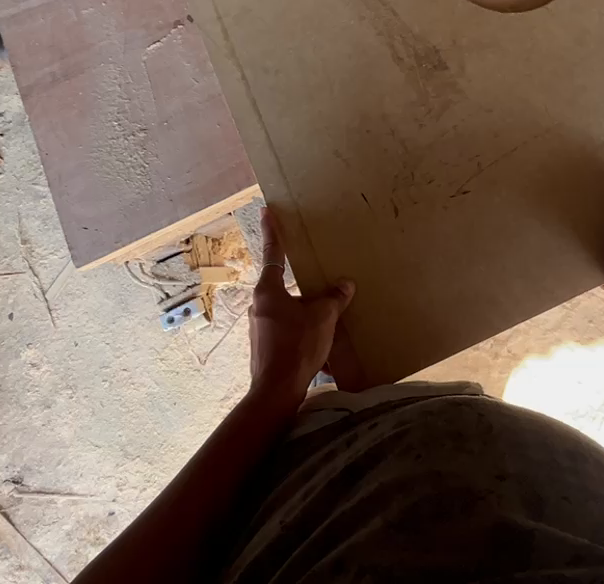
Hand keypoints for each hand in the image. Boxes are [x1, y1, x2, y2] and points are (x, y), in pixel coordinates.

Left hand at [249, 208, 353, 404]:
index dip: (271, 231)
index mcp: (268, 291)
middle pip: (282, 287)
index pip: (272, 253)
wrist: (276, 392)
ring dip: (304, 315)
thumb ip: (333, 298)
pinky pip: (287, 332)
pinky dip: (303, 335)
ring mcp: (259, 328)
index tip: (266, 210)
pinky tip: (322, 350)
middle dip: (301, 288)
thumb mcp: (322, 317)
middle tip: (317, 283)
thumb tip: (345, 285)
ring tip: (327, 324)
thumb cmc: (296, 346)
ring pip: (286, 312)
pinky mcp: (265, 347)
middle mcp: (258, 305)